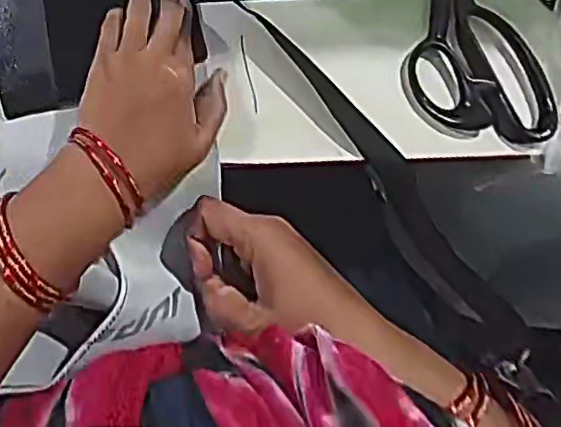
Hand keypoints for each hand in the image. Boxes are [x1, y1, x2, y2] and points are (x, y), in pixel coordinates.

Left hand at [77, 0, 226, 202]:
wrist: (109, 167)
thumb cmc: (151, 159)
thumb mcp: (199, 141)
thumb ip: (214, 105)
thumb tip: (218, 81)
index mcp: (180, 76)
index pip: (188, 34)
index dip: (189, 20)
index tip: (188, 15)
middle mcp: (152, 59)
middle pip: (165, 14)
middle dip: (170, 3)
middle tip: (170, 1)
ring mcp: (124, 56)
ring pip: (135, 11)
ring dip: (141, 0)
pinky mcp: (101, 61)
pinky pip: (109, 26)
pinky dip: (115, 15)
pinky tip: (118, 14)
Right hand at [187, 198, 372, 337]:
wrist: (368, 350)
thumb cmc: (321, 332)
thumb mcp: (253, 322)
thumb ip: (215, 299)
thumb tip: (201, 287)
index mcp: (261, 230)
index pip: (205, 210)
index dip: (193, 240)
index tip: (199, 273)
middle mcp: (273, 230)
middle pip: (219, 230)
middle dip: (210, 265)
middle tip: (219, 299)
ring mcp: (284, 245)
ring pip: (235, 249)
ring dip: (229, 279)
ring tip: (241, 313)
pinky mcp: (293, 263)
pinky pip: (254, 262)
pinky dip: (246, 285)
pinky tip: (256, 314)